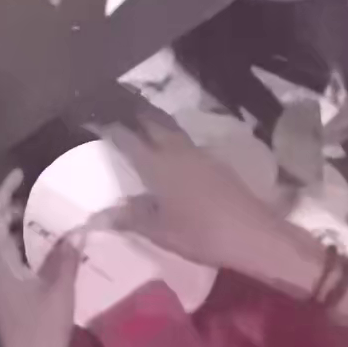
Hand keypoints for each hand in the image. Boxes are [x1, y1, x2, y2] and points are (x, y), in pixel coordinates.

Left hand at [0, 169, 80, 346]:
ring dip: (16, 225)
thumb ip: (65, 258)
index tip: (19, 174)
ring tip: (41, 215)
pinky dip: (24, 244)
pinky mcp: (9, 295)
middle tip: (33, 193)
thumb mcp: (58, 291)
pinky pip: (12, 258)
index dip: (3, 192)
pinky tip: (46, 247)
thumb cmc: (41, 330)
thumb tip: (76, 229)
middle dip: (9, 206)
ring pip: (2, 244)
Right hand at [94, 110, 321, 285]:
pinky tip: (168, 150)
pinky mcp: (214, 162)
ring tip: (138, 123)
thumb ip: (129, 218)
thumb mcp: (159, 231)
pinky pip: (183, 140)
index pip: (125, 137)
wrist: (256, 236)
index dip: (107, 126)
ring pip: (169, 128)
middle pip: (151, 120)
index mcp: (156, 164)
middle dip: (132, 113)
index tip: (91, 118)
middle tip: (115, 110)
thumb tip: (100, 215)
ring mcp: (198, 154)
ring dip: (152, 122)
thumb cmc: (201, 234)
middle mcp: (175, 150)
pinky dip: (169, 137)